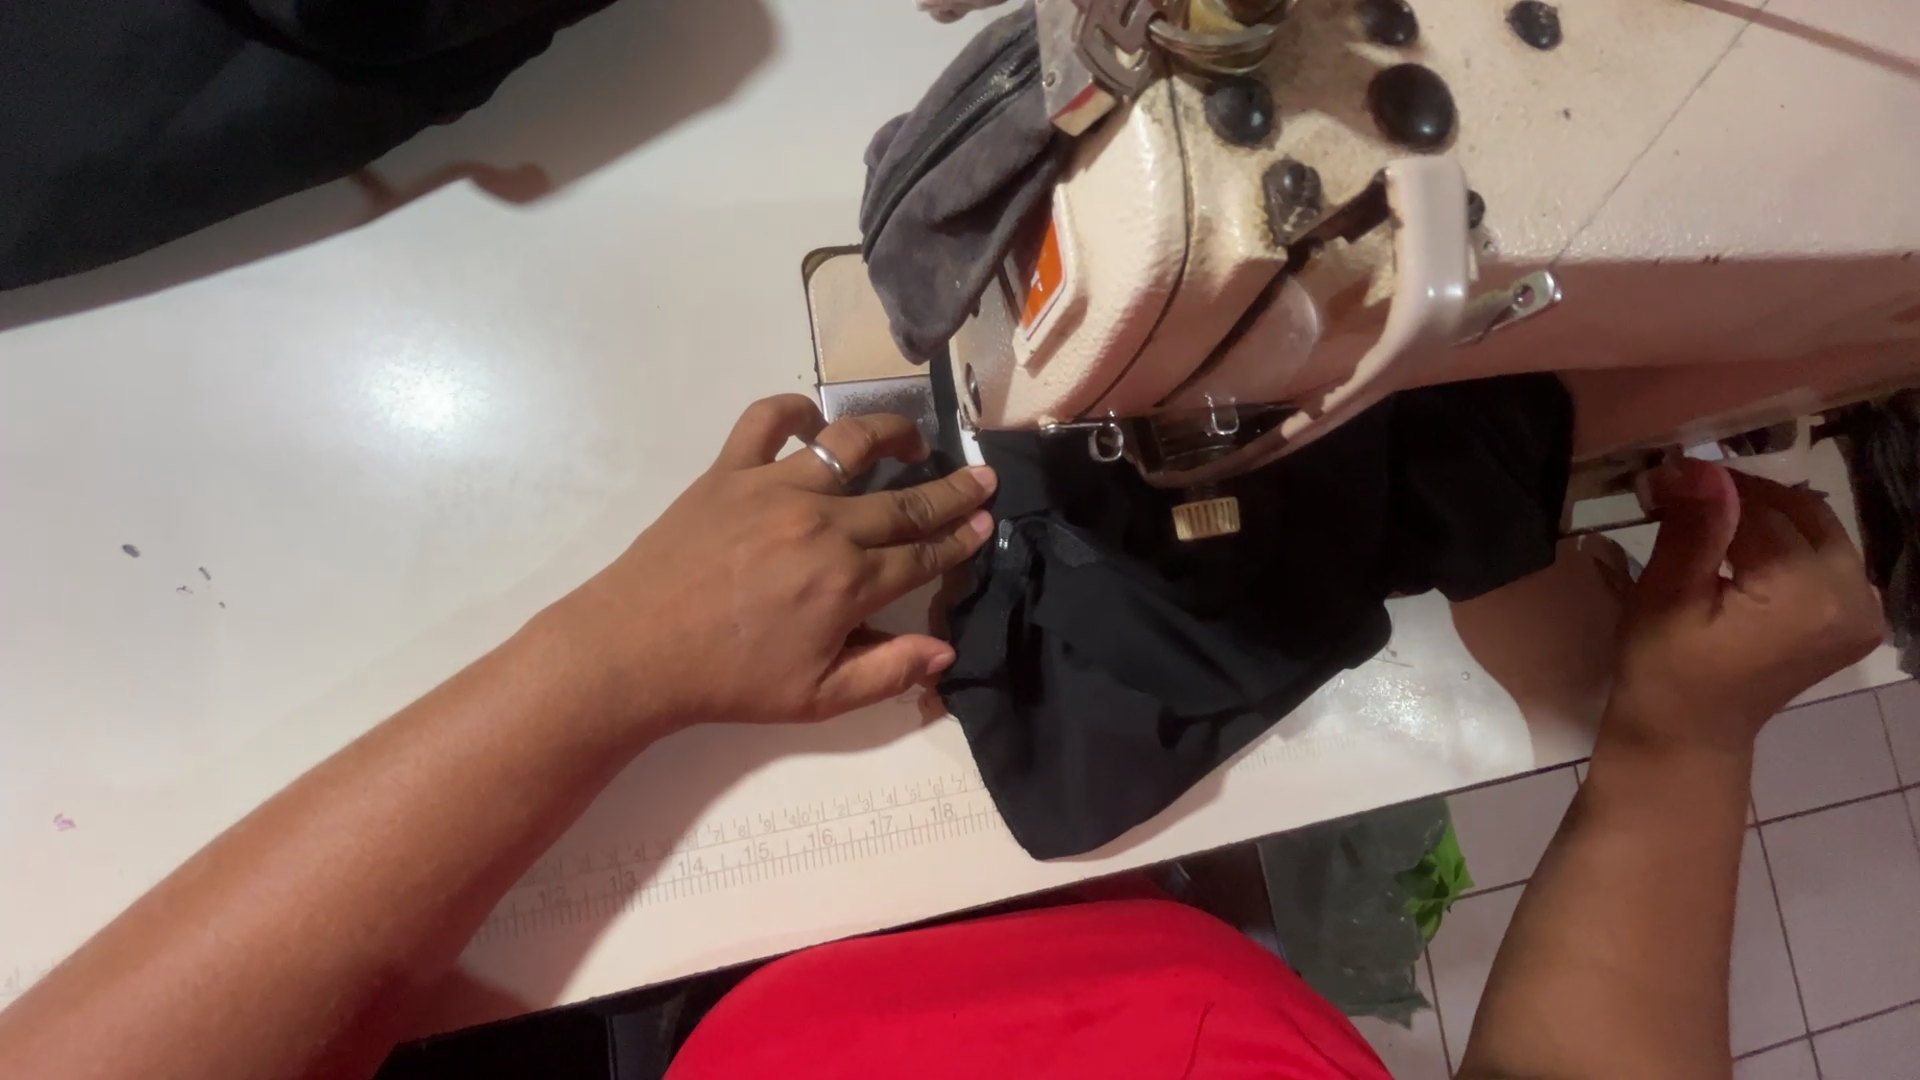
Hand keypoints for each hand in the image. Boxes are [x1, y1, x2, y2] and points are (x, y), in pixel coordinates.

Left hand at [546, 395, 994, 730]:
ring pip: (849, 442)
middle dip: (951, 489)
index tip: (985, 518)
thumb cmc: (731, 679)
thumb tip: (946, 651)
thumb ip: (888, 672)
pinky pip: (766, 419)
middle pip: (905, 500)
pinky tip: (811, 420)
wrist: (636, 652)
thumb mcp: (818, 698)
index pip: (923, 554)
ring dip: (891, 433)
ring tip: (912, 438)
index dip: (961, 537)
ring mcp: (777, 488)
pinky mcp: (731, 470)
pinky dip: (793, 409)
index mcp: (850, 582)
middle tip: (981, 475)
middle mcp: (825, 524)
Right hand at [1606, 459, 1884, 750]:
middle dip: (1739, 495)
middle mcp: (1856, 596)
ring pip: (1817, 530)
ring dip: (1760, 514)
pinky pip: (1825, 556)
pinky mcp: (1855, 617)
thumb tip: (1698, 467)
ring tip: (1700, 516)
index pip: (1762, 511)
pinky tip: (1737, 547)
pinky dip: (1781, 540)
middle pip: (1802, 513)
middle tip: (1675, 492)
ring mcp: (1865, 609)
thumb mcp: (1664, 595)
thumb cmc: (1661, 664)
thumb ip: (1693, 530)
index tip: (1658, 475)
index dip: (1708, 487)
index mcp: (1806, 594)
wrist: (1688, 726)